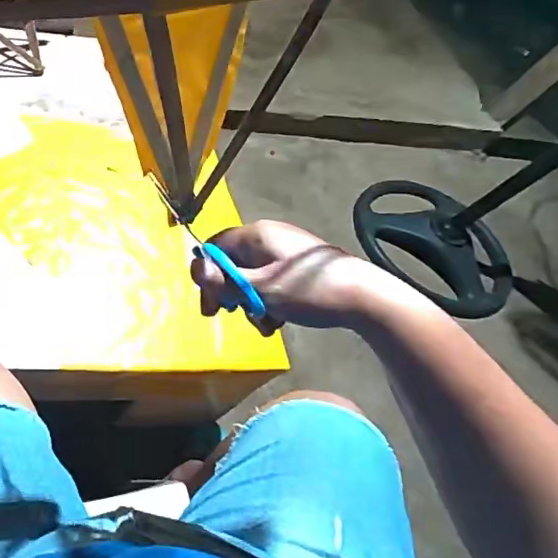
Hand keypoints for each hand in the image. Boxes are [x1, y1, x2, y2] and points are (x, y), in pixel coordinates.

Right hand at [190, 220, 423, 332]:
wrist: (362, 297)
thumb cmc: (308, 291)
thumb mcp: (260, 290)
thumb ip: (225, 282)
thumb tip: (195, 268)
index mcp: (256, 235)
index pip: (216, 247)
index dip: (207, 276)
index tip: (211, 306)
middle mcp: (269, 236)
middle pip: (233, 263)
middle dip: (230, 292)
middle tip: (230, 315)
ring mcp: (285, 250)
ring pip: (252, 276)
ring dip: (251, 302)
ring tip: (265, 322)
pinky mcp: (299, 266)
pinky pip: (271, 280)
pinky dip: (269, 300)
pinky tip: (279, 320)